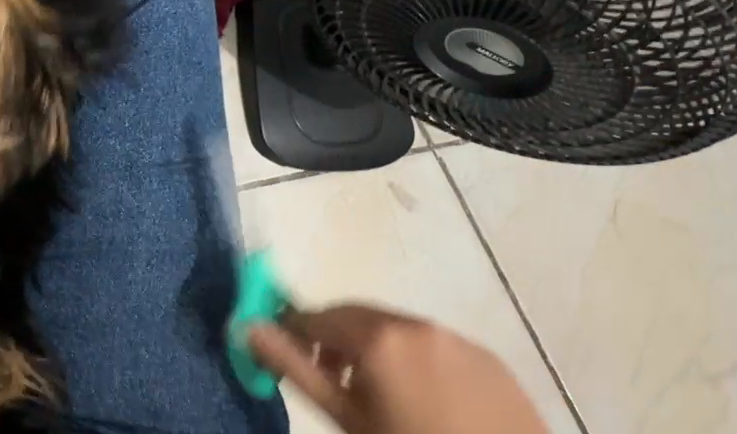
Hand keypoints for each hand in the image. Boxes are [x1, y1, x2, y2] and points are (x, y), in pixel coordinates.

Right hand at [246, 304, 548, 433]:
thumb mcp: (345, 418)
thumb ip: (293, 366)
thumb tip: (245, 325)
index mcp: (375, 335)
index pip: (313, 318)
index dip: (296, 335)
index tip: (293, 360)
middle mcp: (413, 323)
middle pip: (355, 318)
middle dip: (337, 341)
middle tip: (336, 382)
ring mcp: (457, 339)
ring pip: (396, 330)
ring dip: (378, 350)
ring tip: (384, 396)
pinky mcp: (491, 360)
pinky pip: (437, 347)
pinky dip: (420, 362)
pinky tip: (428, 401)